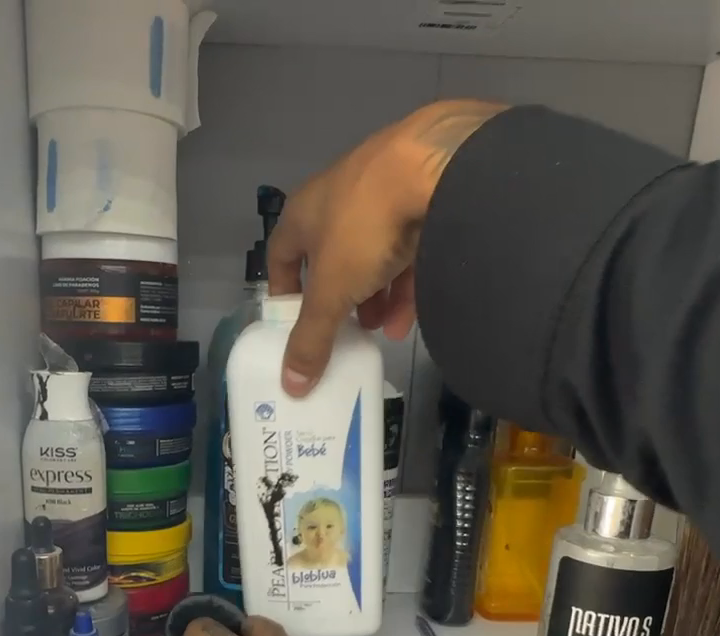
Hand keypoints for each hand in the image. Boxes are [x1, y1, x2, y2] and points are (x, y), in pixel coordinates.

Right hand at [266, 100, 508, 395]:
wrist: (440, 167)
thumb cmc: (365, 227)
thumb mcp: (331, 292)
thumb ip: (311, 338)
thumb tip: (291, 385)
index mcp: (303, 212)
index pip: (280, 255)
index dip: (283, 291)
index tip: (294, 324)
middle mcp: (339, 197)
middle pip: (331, 259)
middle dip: (339, 301)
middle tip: (347, 331)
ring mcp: (384, 192)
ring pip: (372, 254)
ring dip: (375, 295)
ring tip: (384, 329)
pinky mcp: (424, 195)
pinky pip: (409, 246)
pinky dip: (407, 281)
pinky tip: (413, 313)